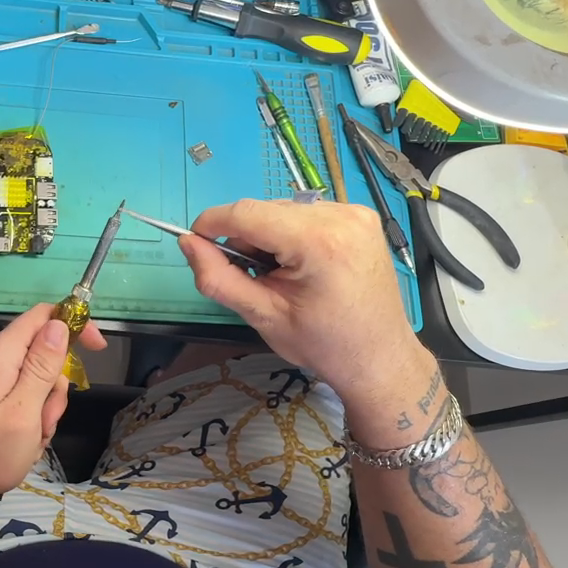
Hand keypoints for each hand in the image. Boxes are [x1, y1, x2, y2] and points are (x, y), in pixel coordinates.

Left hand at [0, 303, 107, 528]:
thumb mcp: (24, 413)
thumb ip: (41, 367)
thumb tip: (58, 325)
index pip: (43, 316)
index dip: (74, 325)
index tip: (97, 349)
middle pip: (42, 349)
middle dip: (54, 386)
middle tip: (46, 421)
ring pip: (35, 372)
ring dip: (43, 405)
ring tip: (33, 435)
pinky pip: (20, 386)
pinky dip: (29, 410)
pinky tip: (23, 436)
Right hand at [180, 199, 437, 439]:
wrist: (379, 358)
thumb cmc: (323, 344)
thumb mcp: (262, 316)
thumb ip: (218, 278)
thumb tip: (187, 243)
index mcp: (318, 241)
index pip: (246, 213)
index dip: (212, 224)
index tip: (196, 243)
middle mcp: (340, 215)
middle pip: (264, 210)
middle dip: (244, 238)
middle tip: (250, 278)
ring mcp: (354, 212)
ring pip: (283, 210)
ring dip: (267, 236)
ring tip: (278, 275)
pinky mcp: (360, 216)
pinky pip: (306, 214)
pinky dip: (291, 234)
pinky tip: (300, 265)